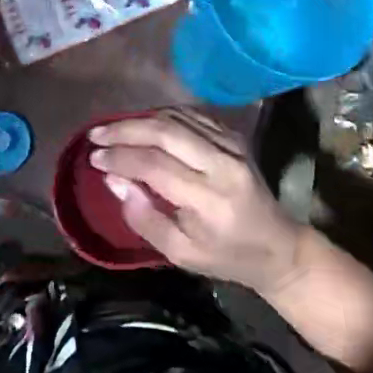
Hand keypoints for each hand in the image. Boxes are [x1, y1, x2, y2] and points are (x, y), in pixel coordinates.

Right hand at [89, 110, 308, 296]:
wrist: (279, 246)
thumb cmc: (226, 256)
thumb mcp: (181, 254)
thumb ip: (144, 217)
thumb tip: (112, 179)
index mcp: (211, 200)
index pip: (155, 165)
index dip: (120, 158)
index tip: (93, 158)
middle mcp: (223, 164)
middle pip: (164, 132)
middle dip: (124, 130)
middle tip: (96, 135)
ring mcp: (231, 145)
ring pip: (175, 118)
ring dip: (139, 120)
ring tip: (112, 129)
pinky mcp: (233, 135)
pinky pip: (189, 116)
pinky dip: (160, 117)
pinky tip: (141, 125)